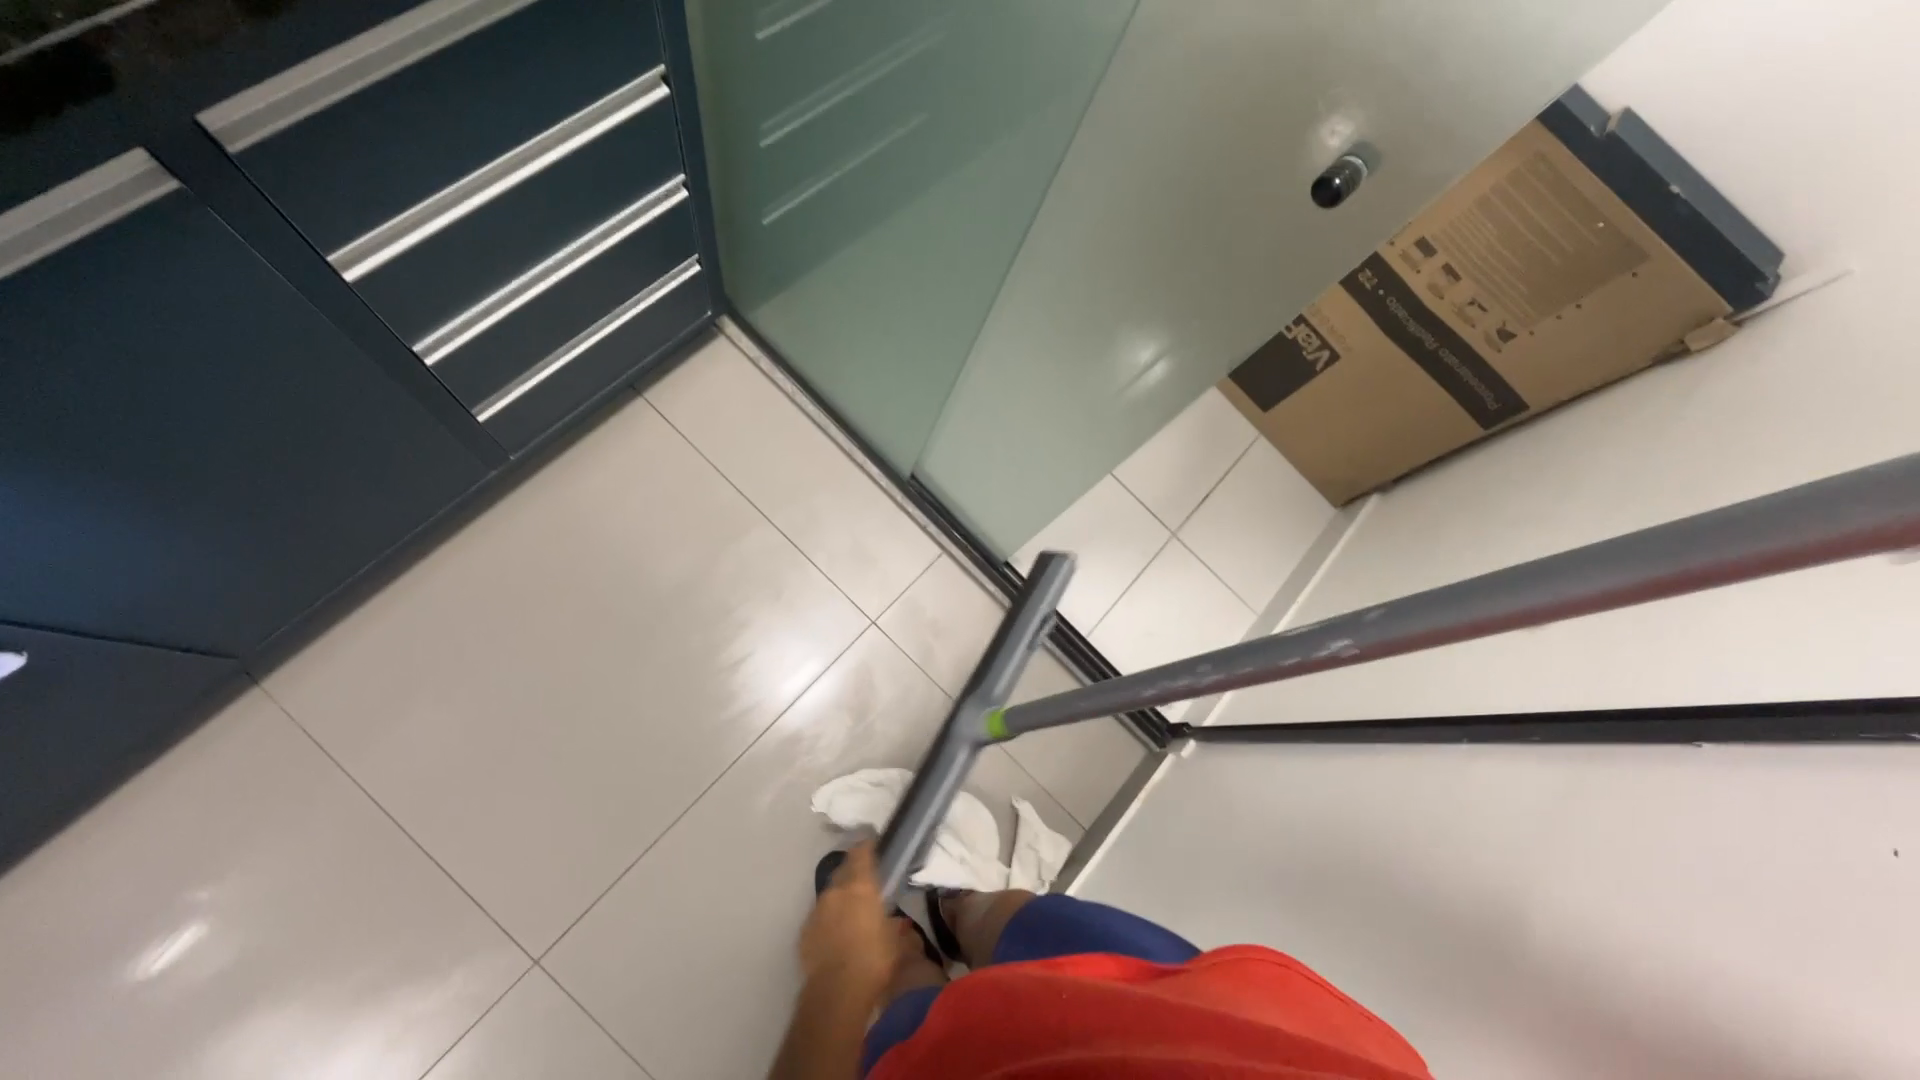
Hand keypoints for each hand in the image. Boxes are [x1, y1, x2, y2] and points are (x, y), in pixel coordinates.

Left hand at [798, 842, 897, 1002]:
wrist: (836, 992)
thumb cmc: (874, 962)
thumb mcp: (896, 943)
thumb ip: (894, 926)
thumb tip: (895, 922)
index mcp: (861, 887)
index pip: (862, 854)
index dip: (867, 847)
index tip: (872, 844)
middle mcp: (836, 892)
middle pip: (843, 872)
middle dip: (853, 873)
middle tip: (865, 883)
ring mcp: (816, 911)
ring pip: (830, 897)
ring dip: (840, 900)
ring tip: (851, 915)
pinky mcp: (804, 932)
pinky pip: (819, 919)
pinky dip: (828, 921)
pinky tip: (836, 937)